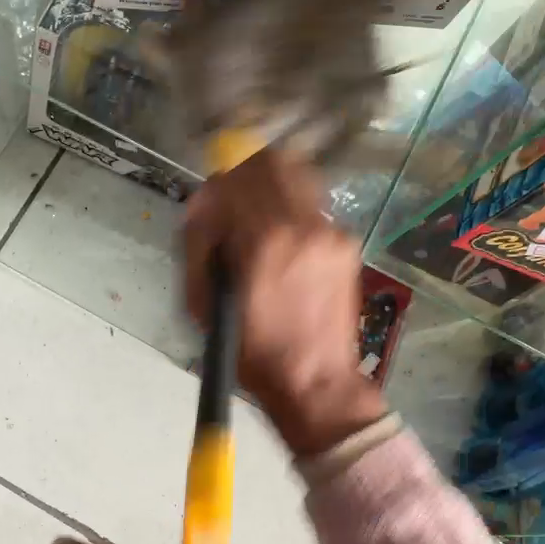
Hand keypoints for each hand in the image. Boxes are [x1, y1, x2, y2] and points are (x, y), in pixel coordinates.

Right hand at [182, 151, 387, 458]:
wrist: (314, 381)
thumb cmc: (250, 350)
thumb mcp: (204, 303)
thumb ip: (198, 244)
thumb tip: (199, 205)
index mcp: (265, 240)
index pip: (235, 178)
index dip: (214, 188)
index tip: (206, 208)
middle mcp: (304, 225)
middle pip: (273, 162)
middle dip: (244, 174)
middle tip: (229, 201)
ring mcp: (331, 232)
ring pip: (297, 176)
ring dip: (269, 186)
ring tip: (254, 217)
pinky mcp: (346, 244)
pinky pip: (311, 206)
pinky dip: (289, 210)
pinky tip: (279, 243)